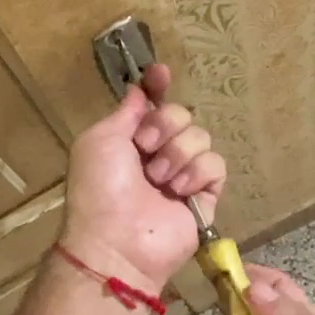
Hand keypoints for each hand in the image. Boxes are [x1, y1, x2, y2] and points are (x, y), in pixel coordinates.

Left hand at [60, 64, 225, 290]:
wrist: (117, 241)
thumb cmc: (99, 189)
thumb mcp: (99, 140)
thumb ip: (124, 112)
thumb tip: (138, 89)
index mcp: (129, 140)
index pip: (151, 103)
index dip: (158, 86)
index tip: (160, 73)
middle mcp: (157, 154)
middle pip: (180, 114)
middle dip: (163, 126)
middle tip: (144, 149)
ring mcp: (183, 175)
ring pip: (200, 137)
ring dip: (176, 154)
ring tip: (158, 181)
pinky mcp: (206, 196)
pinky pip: (216, 164)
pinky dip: (197, 174)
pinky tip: (179, 191)